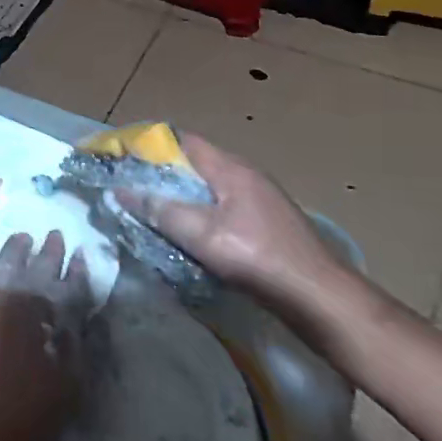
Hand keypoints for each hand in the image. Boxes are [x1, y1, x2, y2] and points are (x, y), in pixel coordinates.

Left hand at [0, 231, 89, 440]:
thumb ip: (80, 346)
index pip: (70, 283)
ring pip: (8, 263)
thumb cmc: (26, 411)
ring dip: (18, 250)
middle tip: (55, 234)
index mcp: (50, 311)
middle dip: (49, 251)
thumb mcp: (70, 385)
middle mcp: (21, 295)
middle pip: (39, 266)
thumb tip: (87, 320)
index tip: (82, 254)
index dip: (78, 271)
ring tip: (23, 237)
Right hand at [119, 133, 349, 300]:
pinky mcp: (264, 222)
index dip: (148, 143)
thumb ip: (162, 211)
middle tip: (126, 183)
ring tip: (147, 206)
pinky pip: (219, 205)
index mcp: (230, 168)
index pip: (181, 140)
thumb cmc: (261, 260)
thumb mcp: (204, 236)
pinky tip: (184, 231)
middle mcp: (244, 174)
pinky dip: (195, 210)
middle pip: (193, 161)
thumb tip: (121, 189)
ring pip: (206, 185)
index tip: (119, 154)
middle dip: (158, 169)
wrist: (323, 300)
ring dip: (176, 192)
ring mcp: (257, 199)